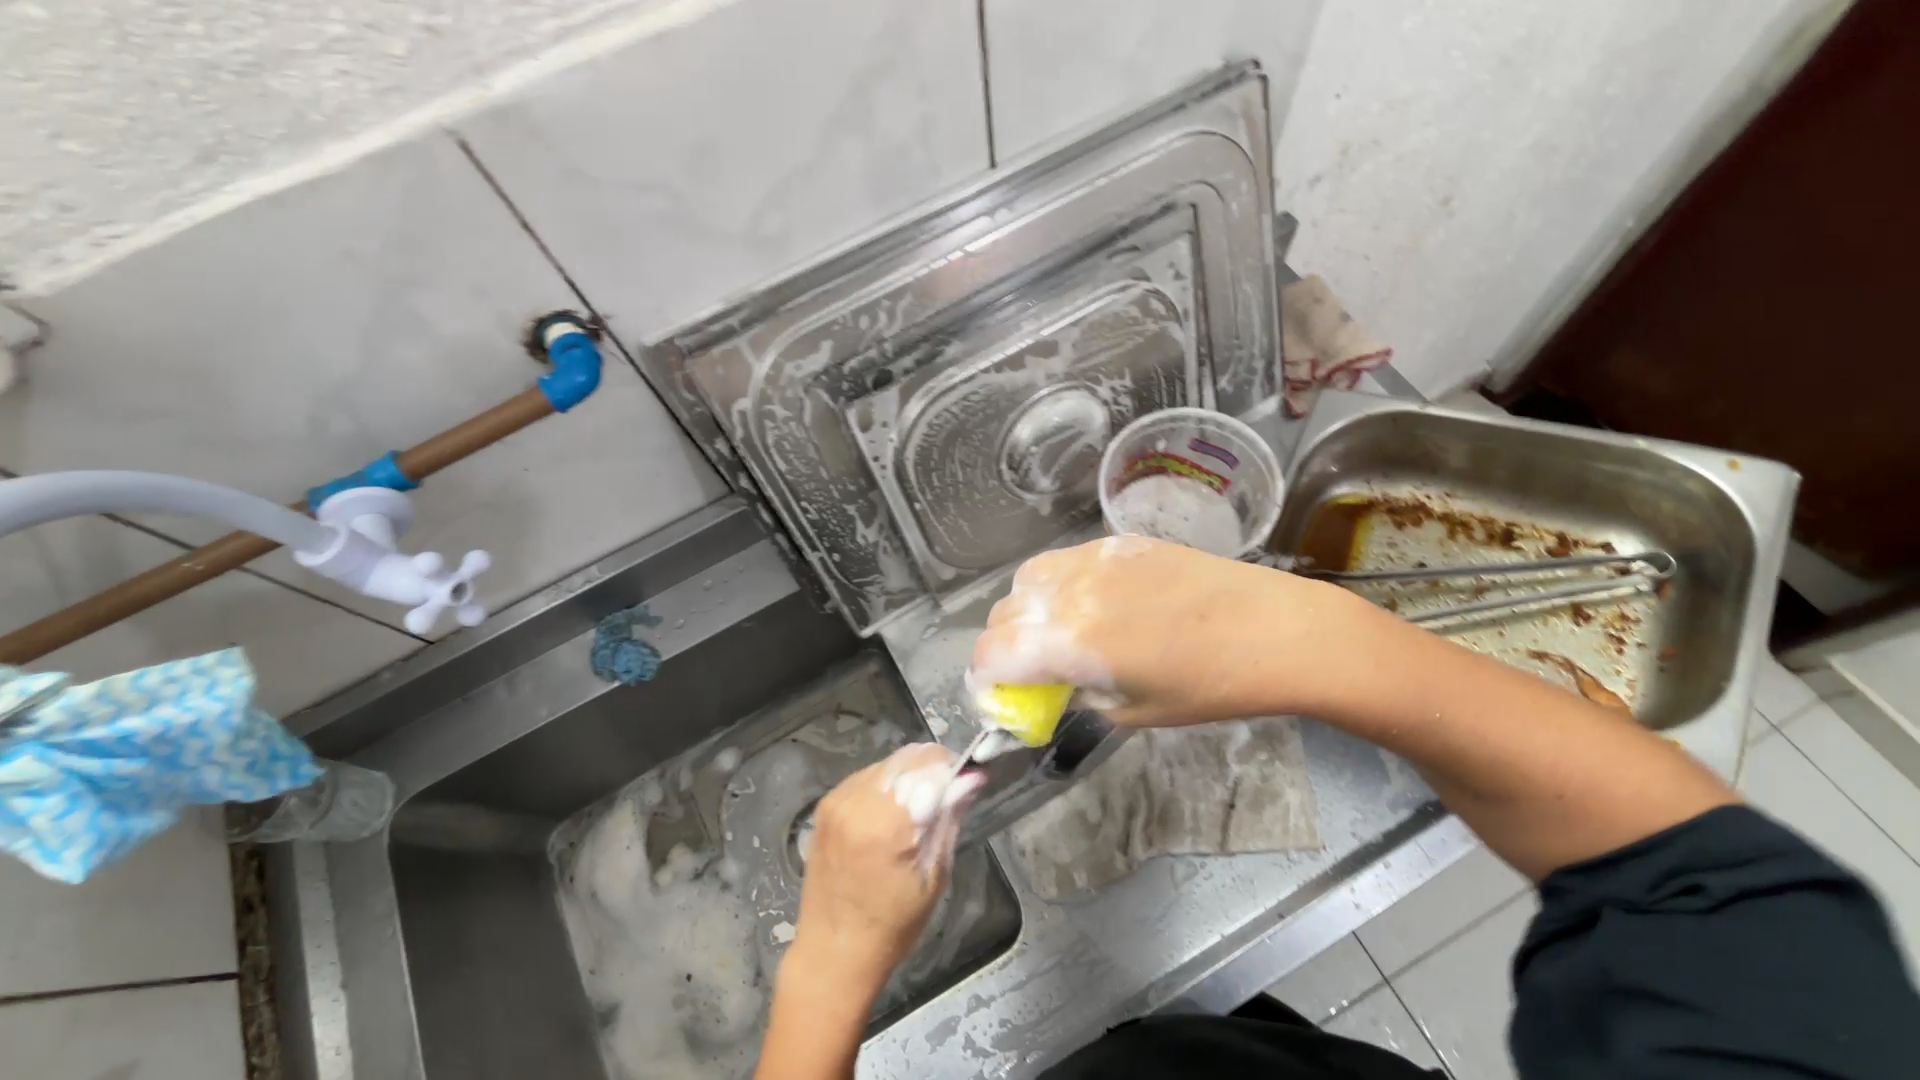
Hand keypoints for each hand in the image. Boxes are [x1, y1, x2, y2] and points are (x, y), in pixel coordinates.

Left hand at [787, 743, 983, 996]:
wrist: (833, 951)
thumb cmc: (892, 925)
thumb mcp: (933, 875)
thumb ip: (949, 819)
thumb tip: (972, 778)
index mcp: (885, 821)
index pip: (928, 767)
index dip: (955, 768)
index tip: (972, 778)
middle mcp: (856, 801)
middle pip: (906, 759)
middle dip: (933, 767)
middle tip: (952, 790)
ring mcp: (836, 801)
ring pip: (885, 765)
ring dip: (909, 774)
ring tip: (923, 804)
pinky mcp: (825, 807)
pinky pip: (864, 778)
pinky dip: (886, 784)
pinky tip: (894, 811)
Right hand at [969, 535, 1366, 727]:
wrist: (1275, 630)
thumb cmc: (1210, 687)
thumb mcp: (1133, 711)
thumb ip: (1078, 694)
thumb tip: (1051, 686)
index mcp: (1072, 643)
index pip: (993, 653)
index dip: (984, 678)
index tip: (997, 694)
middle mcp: (1072, 593)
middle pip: (1004, 613)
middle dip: (1003, 646)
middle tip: (1027, 670)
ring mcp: (1095, 560)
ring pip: (1028, 578)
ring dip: (1025, 610)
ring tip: (1052, 631)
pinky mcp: (1120, 542)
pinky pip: (1065, 560)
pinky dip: (1057, 584)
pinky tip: (1088, 603)